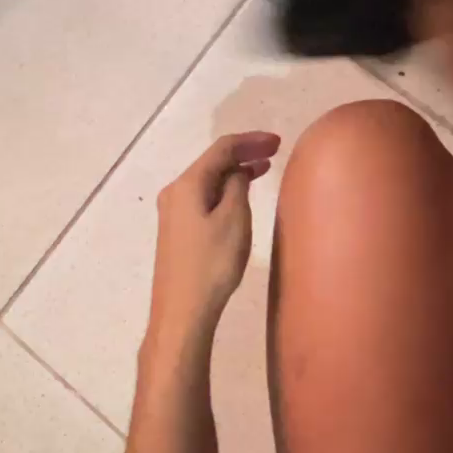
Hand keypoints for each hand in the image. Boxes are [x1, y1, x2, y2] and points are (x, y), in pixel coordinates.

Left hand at [148, 132, 281, 340]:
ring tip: (264, 169)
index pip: (222, 149)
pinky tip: (241, 194)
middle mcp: (176, 192)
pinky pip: (205, 196)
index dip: (251, 141)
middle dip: (244, 153)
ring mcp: (174, 212)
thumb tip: (237, 172)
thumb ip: (238, 186)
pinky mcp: (178, 230)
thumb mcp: (234, 219)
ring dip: (236, 171)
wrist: (182, 312)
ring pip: (209, 179)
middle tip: (275, 152)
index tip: (278, 142)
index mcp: (187, 184)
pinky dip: (226, 188)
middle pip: (213, 162)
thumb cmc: (211, 263)